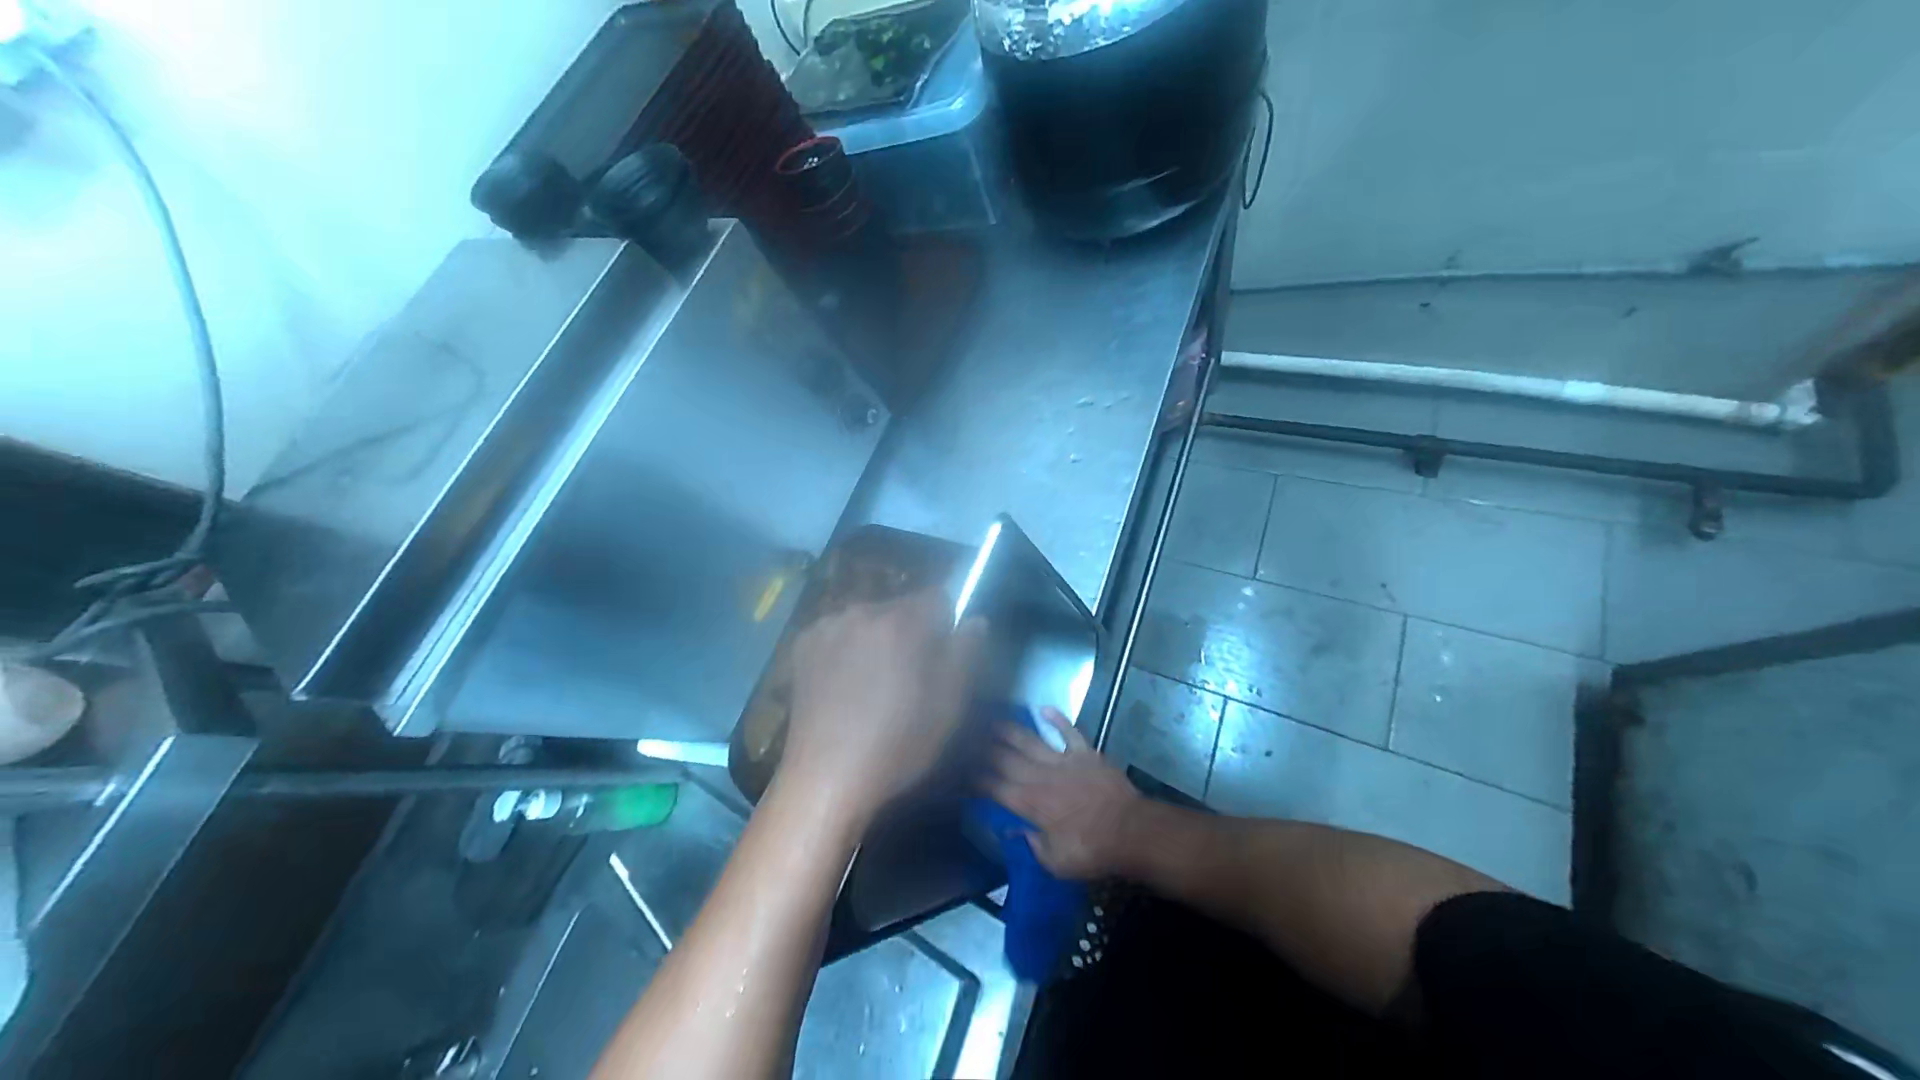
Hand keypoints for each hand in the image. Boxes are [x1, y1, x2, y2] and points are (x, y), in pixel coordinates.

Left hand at [780, 588, 986, 826]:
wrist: (826, 778)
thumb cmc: (897, 746)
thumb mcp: (947, 706)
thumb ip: (964, 654)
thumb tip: (975, 619)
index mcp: (899, 624)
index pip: (938, 596)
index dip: (946, 623)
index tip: (942, 656)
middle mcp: (860, 613)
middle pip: (901, 606)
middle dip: (912, 631)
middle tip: (910, 678)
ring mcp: (826, 626)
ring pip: (869, 618)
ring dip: (879, 638)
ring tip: (875, 684)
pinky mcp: (804, 644)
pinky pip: (840, 632)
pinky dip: (849, 646)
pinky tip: (846, 684)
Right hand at [984, 708, 1144, 879]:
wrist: (1130, 830)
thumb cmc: (1091, 850)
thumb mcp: (1055, 861)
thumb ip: (1031, 844)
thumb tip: (1012, 831)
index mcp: (1029, 803)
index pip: (995, 788)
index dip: (977, 780)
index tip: (963, 773)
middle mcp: (1040, 777)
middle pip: (1007, 759)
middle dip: (986, 750)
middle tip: (969, 739)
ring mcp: (1063, 761)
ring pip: (1031, 741)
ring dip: (1011, 731)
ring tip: (994, 721)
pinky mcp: (1085, 753)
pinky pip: (1068, 732)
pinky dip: (1057, 719)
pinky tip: (1044, 709)